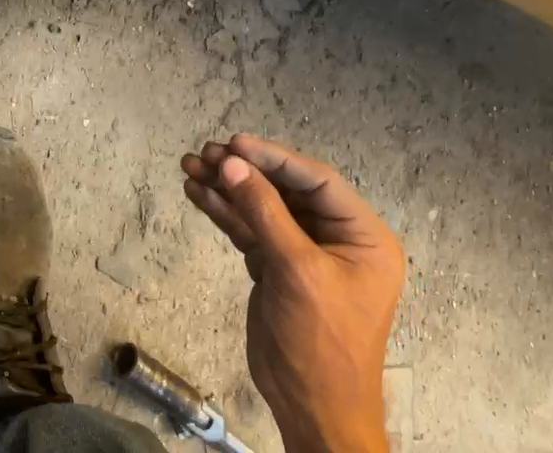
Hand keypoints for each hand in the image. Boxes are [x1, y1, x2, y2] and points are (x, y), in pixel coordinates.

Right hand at [182, 135, 403, 452]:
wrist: (313, 409)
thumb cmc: (322, 342)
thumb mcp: (297, 271)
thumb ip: (265, 213)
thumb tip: (232, 164)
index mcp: (363, 236)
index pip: (318, 181)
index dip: (276, 158)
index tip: (235, 143)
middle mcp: (335, 237)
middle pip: (285, 189)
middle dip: (245, 170)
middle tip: (206, 153)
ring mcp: (302, 252)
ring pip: (261, 206)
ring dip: (226, 187)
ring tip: (189, 165)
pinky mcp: (275, 267)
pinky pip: (248, 228)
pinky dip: (222, 210)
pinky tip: (196, 192)